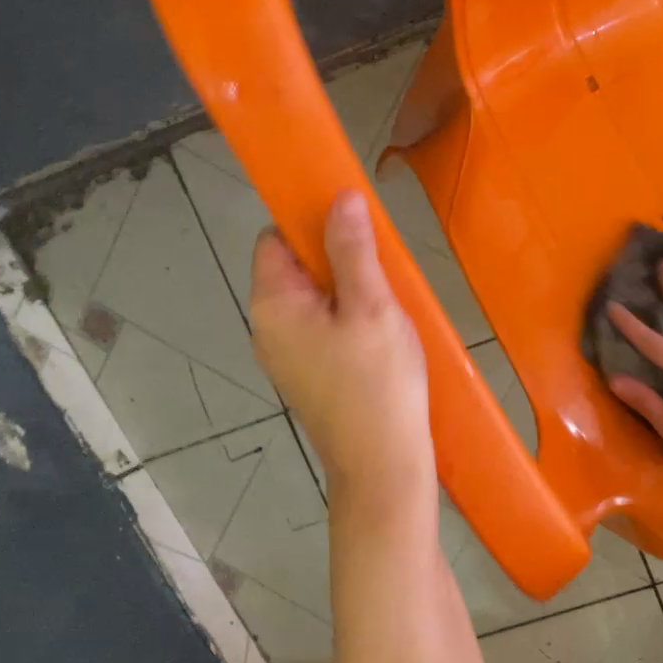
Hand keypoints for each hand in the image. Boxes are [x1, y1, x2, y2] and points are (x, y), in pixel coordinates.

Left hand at [250, 192, 434, 520]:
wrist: (383, 465)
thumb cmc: (378, 382)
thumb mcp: (373, 307)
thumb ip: (353, 250)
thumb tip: (340, 197)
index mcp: (272, 305)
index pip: (275, 239)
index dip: (312, 224)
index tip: (357, 228)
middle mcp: (269, 329)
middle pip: (297, 269)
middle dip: (340, 261)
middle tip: (386, 274)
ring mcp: (289, 357)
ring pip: (317, 301)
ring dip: (353, 293)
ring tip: (393, 309)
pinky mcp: (312, 378)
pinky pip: (326, 331)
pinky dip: (354, 323)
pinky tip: (387, 338)